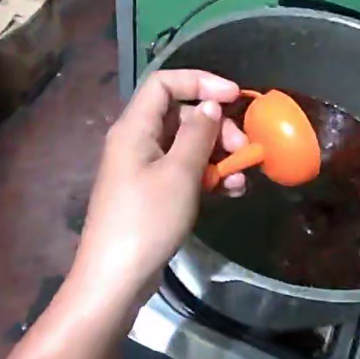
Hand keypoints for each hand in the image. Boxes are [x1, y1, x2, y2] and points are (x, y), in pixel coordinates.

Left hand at [66, 69, 245, 307]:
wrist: (116, 276)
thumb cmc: (146, 220)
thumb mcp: (179, 173)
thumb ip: (198, 134)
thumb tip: (209, 105)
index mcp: (133, 128)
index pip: (164, 84)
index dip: (200, 81)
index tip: (235, 96)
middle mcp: (134, 143)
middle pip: (179, 116)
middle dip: (216, 128)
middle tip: (244, 149)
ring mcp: (141, 170)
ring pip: (184, 147)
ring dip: (217, 156)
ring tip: (243, 178)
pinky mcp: (150, 195)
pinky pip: (181, 172)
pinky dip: (205, 176)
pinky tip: (231, 191)